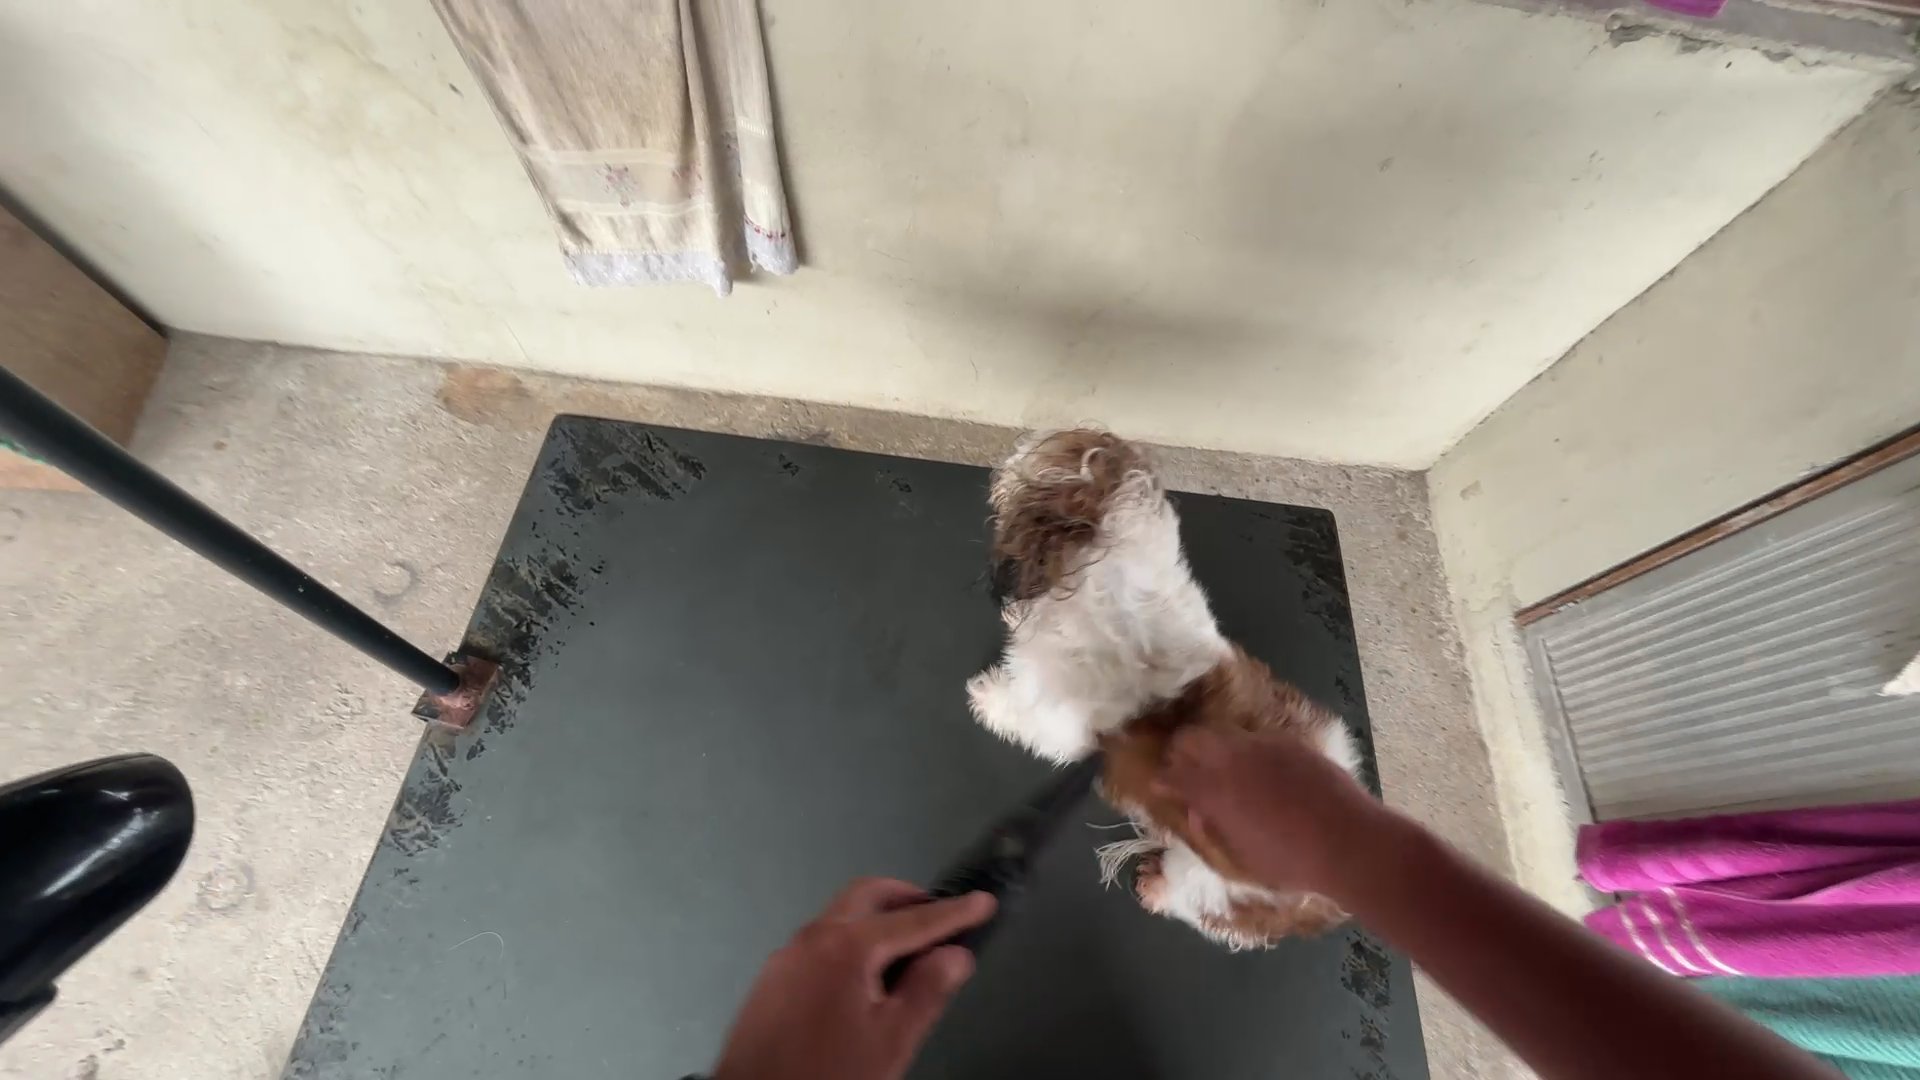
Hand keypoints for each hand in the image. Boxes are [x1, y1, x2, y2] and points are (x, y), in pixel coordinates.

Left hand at [711, 878, 995, 1079]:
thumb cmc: (829, 1075)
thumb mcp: (891, 1041)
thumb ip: (928, 990)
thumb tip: (955, 954)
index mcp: (847, 946)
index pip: (913, 921)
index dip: (954, 913)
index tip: (984, 902)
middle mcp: (815, 935)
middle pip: (869, 895)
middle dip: (908, 899)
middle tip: (938, 918)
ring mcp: (789, 953)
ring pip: (842, 912)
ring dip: (879, 917)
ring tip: (906, 950)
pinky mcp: (774, 976)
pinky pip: (823, 937)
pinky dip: (853, 937)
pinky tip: (864, 975)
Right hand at [1160, 726, 1393, 896]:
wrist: (1350, 842)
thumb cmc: (1292, 862)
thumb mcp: (1243, 858)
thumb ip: (1214, 829)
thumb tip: (1199, 813)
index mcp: (1212, 792)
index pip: (1171, 775)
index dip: (1162, 780)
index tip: (1159, 784)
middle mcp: (1229, 760)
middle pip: (1189, 737)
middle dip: (1182, 751)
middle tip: (1187, 767)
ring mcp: (1260, 745)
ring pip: (1223, 733)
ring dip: (1217, 748)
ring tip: (1228, 767)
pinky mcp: (1288, 742)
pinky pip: (1259, 740)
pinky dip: (1253, 753)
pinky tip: (1269, 773)